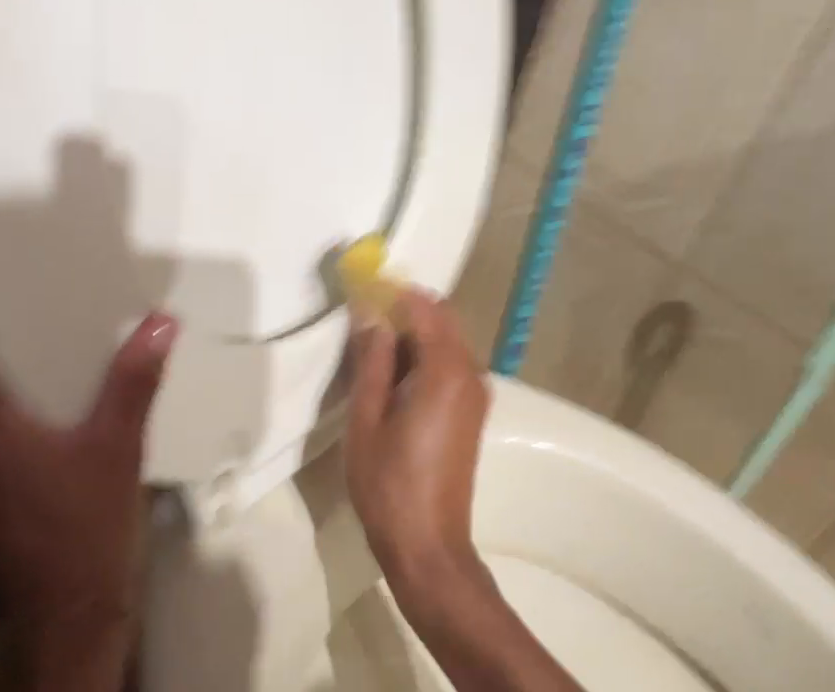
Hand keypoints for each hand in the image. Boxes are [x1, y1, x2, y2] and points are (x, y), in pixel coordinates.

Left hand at [0, 313, 177, 689]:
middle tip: (58, 315)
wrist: (71, 629)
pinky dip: (22, 421)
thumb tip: (162, 321)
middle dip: (15, 347)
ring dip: (22, 387)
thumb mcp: (118, 450)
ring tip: (67, 357)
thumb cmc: (86, 533)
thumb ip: (134, 382)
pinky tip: (65, 415)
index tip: (16, 287)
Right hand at [345, 290, 489, 591]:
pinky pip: (448, 363)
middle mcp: (470, 374)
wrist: (427, 546)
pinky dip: (421, 356)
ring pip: (445, 339)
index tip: (358, 288)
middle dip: (401, 309)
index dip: (390, 291)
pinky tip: (390, 378)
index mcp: (445, 371)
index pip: (423, 306)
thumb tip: (369, 310)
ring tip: (368, 351)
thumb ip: (370, 358)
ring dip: (410, 333)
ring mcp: (475, 394)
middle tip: (360, 319)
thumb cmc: (388, 482)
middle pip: (440, 317)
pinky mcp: (471, 412)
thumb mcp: (366, 416)